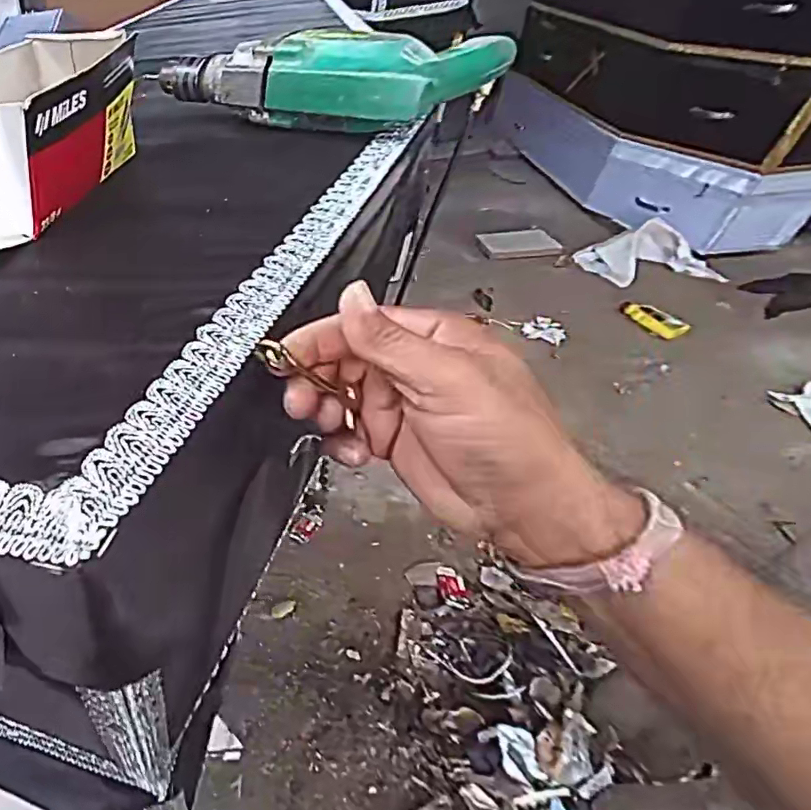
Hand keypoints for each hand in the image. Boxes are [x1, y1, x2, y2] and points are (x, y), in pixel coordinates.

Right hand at [277, 281, 644, 567]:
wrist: (523, 511)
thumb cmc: (512, 443)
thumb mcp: (446, 380)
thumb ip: (389, 340)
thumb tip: (353, 298)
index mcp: (432, 341)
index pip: (360, 327)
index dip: (319, 341)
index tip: (288, 356)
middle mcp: (413, 369)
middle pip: (342, 360)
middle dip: (315, 379)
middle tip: (301, 399)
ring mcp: (399, 404)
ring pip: (338, 395)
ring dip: (323, 410)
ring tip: (328, 424)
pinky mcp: (389, 437)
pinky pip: (346, 430)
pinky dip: (339, 440)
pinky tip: (355, 450)